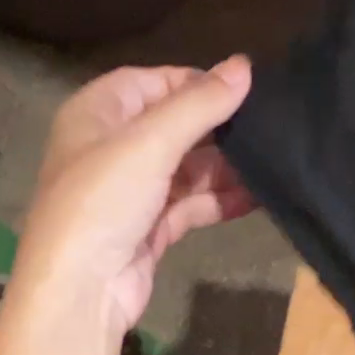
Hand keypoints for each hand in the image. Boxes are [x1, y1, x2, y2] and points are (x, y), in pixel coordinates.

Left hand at [9, 58, 256, 338]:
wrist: (82, 288)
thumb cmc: (104, 202)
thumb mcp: (150, 143)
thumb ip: (198, 105)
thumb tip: (244, 66)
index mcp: (98, 113)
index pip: (153, 83)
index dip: (196, 83)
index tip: (244, 90)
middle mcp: (113, 148)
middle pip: (174, 128)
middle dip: (218, 130)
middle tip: (267, 129)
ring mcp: (133, 192)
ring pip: (187, 171)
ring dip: (225, 169)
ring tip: (272, 165)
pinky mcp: (151, 230)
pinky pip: (191, 206)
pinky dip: (220, 202)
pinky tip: (257, 198)